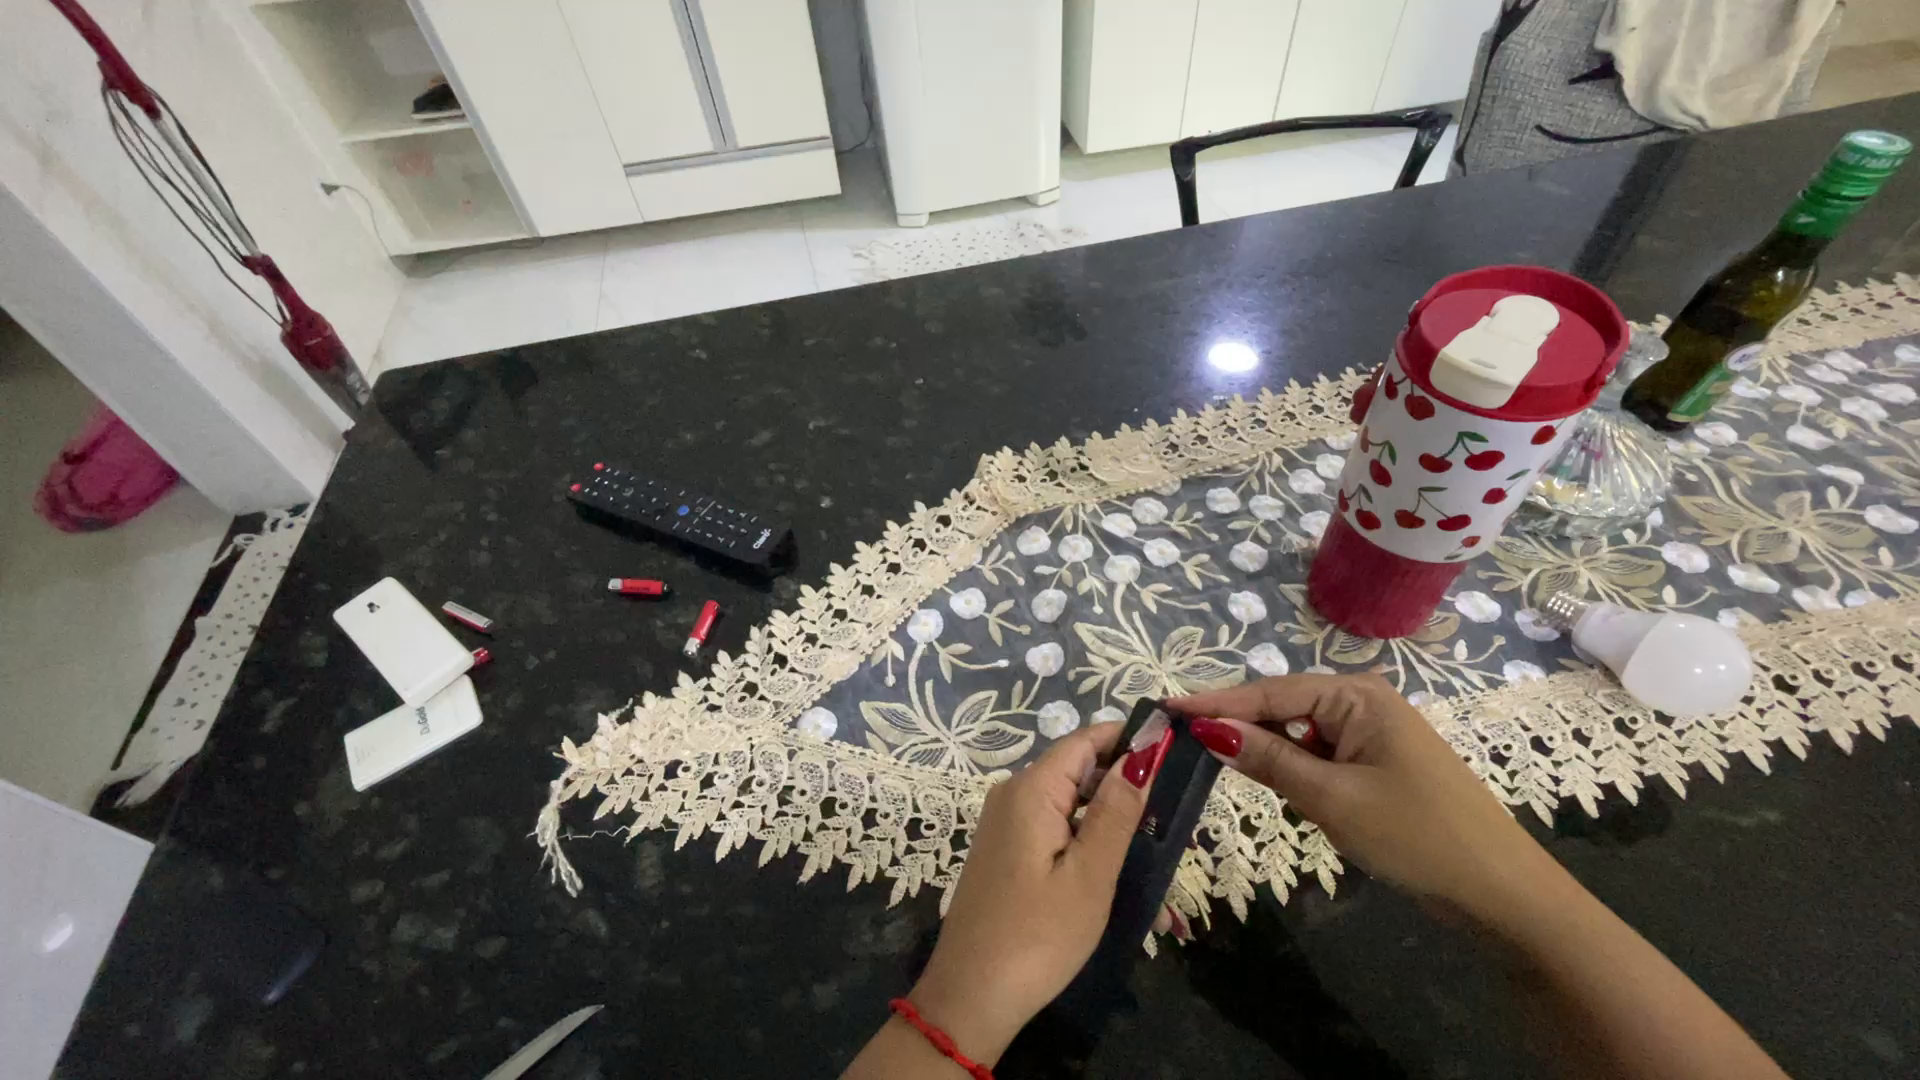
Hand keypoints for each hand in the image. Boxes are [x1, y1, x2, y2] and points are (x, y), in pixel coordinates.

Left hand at [906, 721, 1168, 1064]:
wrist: (970, 995)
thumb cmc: (1037, 936)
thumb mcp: (1089, 876)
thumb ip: (1116, 812)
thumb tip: (1141, 753)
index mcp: (1031, 790)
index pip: (1084, 740)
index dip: (1128, 739)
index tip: (1173, 753)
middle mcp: (1013, 794)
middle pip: (1077, 770)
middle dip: (1125, 787)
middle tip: (1174, 818)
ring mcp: (1005, 823)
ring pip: (1069, 804)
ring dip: (1110, 822)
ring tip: (1156, 852)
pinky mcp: (1005, 850)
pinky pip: (1054, 829)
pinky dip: (1087, 843)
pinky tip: (1118, 874)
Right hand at [1171, 674, 1552, 923]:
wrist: (1500, 893)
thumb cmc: (1415, 835)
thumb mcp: (1330, 797)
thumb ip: (1267, 759)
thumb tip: (1207, 729)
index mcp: (1356, 695)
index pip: (1269, 692)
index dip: (1215, 702)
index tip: (1165, 706)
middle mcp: (1361, 702)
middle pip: (1280, 707)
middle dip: (1236, 725)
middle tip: (1180, 737)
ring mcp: (1369, 732)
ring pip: (1296, 733)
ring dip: (1264, 750)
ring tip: (1213, 758)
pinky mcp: (1373, 762)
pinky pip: (1316, 754)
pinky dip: (1291, 767)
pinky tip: (1272, 782)